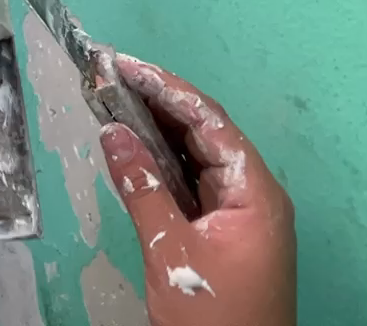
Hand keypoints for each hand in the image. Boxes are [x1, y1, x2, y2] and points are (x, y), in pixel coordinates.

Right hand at [100, 55, 294, 325]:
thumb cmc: (212, 319)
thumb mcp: (171, 252)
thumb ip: (141, 187)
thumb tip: (111, 130)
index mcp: (255, 191)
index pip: (208, 120)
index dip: (165, 87)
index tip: (124, 66)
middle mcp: (252, 192)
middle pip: (203, 130)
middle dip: (156, 101)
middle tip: (110, 77)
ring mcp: (239, 212)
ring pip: (194, 153)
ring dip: (155, 127)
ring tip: (114, 99)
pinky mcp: (223, 229)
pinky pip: (190, 178)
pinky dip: (160, 159)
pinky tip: (132, 144)